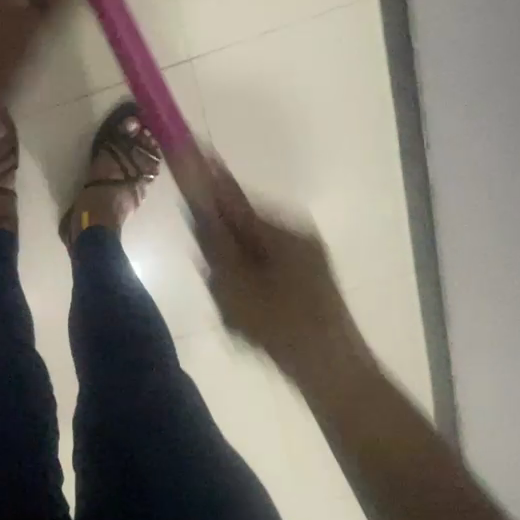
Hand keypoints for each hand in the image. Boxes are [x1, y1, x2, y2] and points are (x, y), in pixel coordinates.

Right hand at [194, 165, 374, 383]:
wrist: (332, 372)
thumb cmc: (281, 328)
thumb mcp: (235, 285)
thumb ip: (213, 242)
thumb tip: (198, 205)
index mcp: (279, 230)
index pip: (230, 195)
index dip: (205, 175)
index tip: (187, 147)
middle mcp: (294, 237)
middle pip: (236, 230)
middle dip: (218, 256)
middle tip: (220, 291)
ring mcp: (303, 261)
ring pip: (247, 259)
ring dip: (232, 284)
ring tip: (239, 320)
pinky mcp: (305, 285)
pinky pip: (262, 279)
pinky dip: (249, 298)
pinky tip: (251, 327)